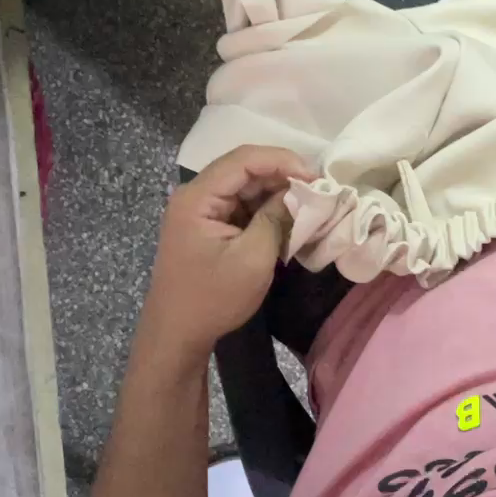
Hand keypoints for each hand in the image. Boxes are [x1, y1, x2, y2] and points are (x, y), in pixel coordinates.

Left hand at [140, 145, 311, 355]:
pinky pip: (242, 205)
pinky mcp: (209, 226)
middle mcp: (195, 195)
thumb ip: (277, 218)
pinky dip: (267, 209)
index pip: (244, 160)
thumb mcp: (253, 258)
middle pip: (244, 169)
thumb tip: (300, 193)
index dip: (282, 160)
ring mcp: (201, 211)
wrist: (176, 336)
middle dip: (283, 175)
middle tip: (319, 190)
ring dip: (277, 192)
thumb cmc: (213, 299)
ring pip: (246, 187)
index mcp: (197, 197)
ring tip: (310, 203)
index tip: (316, 178)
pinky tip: (290, 218)